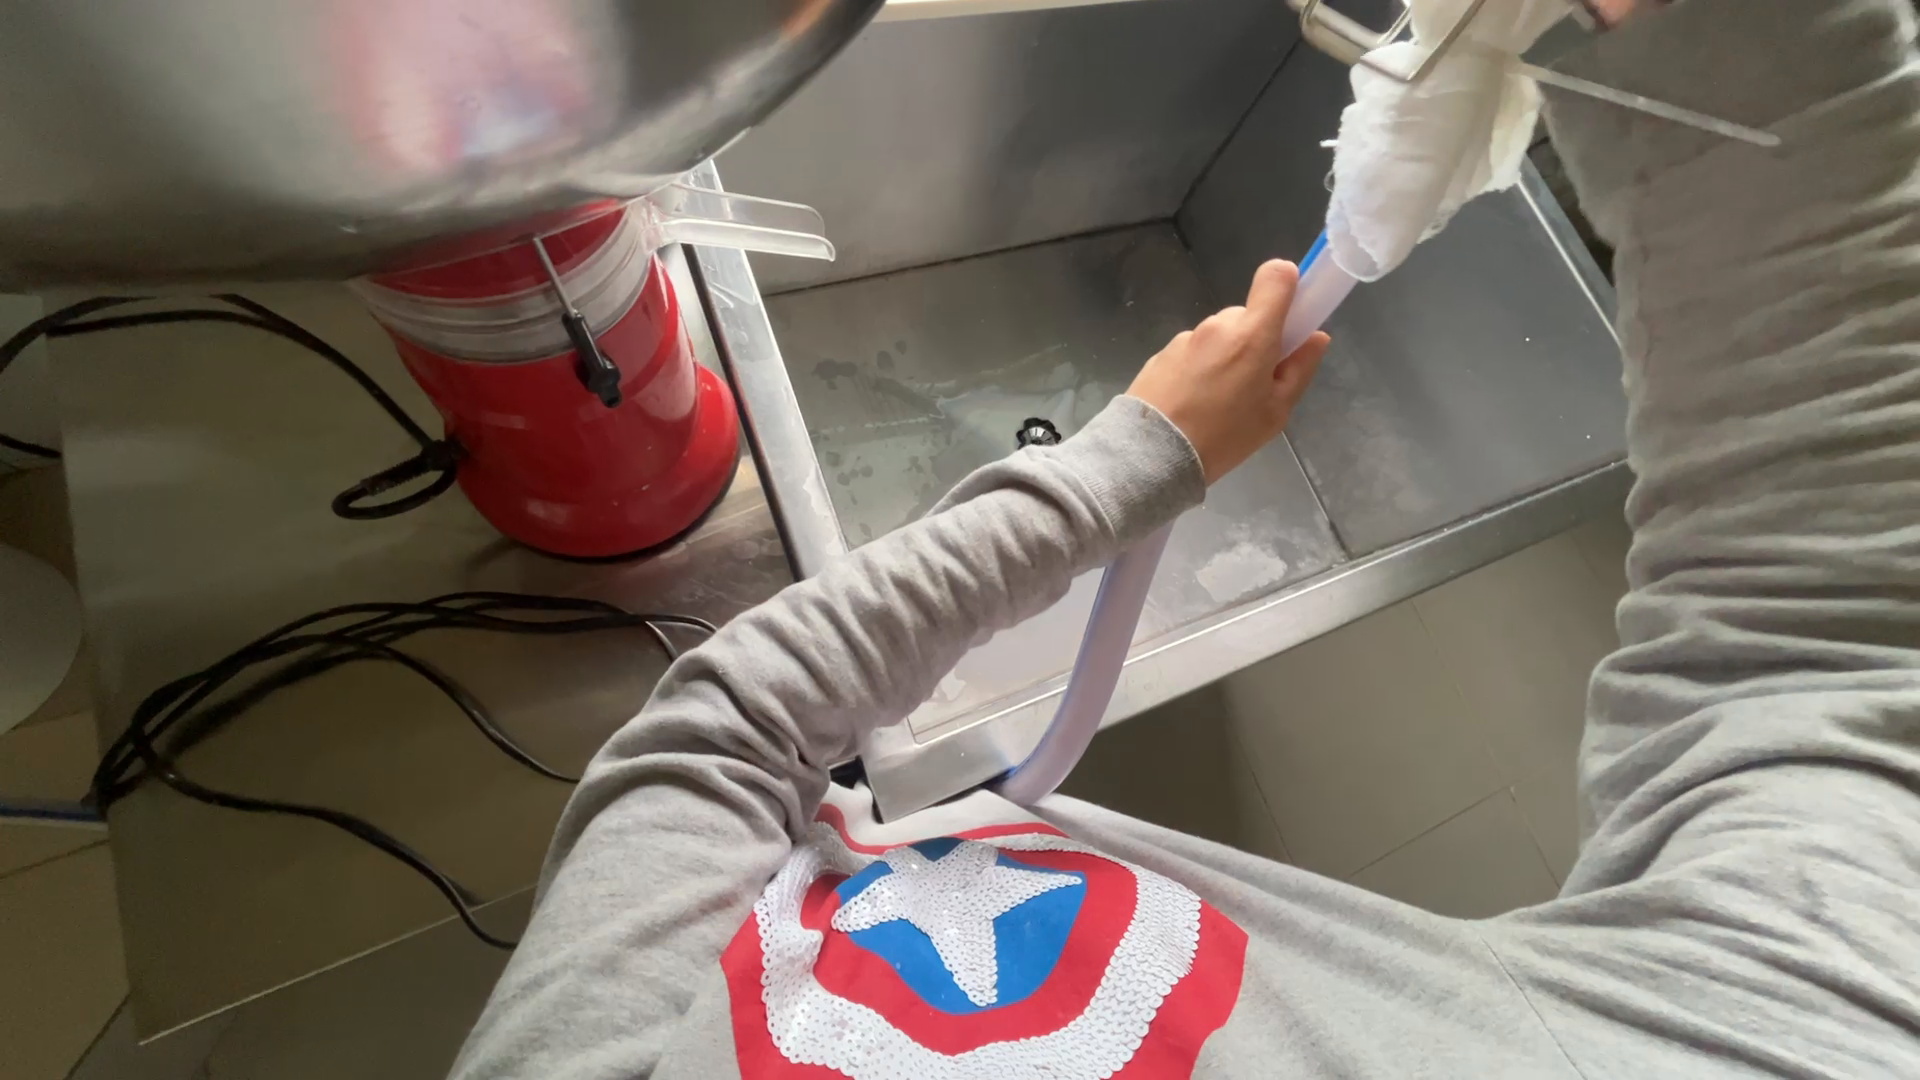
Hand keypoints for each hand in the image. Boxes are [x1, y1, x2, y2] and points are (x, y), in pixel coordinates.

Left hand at [1125, 259, 1330, 484]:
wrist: (1152, 455)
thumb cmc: (1223, 437)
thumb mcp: (1274, 413)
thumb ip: (1299, 369)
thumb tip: (1316, 337)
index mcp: (1251, 334)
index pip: (1276, 277)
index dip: (1287, 288)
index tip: (1288, 318)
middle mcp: (1215, 327)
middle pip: (1244, 316)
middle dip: (1252, 340)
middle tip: (1249, 384)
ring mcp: (1183, 340)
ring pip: (1215, 337)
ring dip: (1221, 357)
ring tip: (1213, 401)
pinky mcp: (1158, 356)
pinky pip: (1189, 354)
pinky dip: (1194, 370)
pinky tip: (1188, 404)